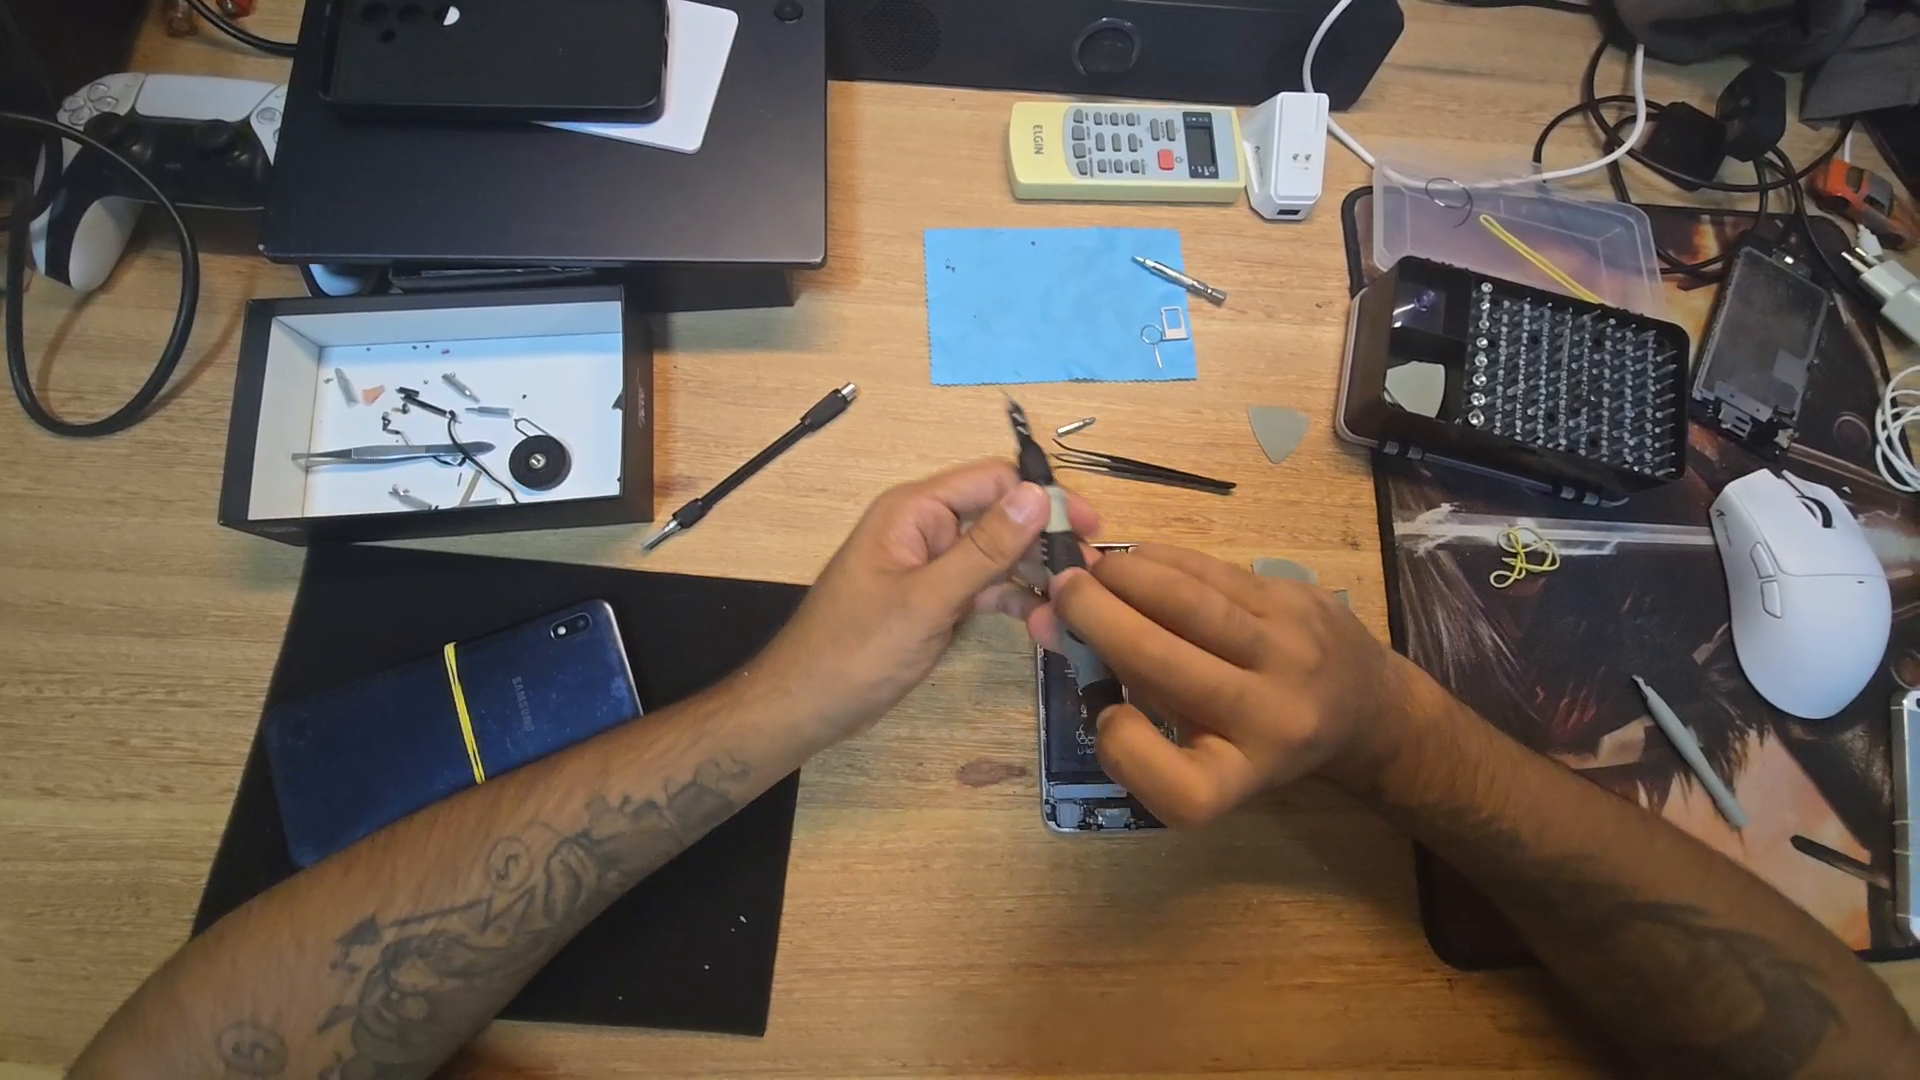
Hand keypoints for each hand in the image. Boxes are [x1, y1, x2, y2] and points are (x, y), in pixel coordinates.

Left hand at [755, 459, 1098, 738]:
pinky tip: (1044, 624)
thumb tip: (1039, 494)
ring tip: (1074, 607)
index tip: (1091, 530)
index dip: (1044, 498)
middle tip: (1091, 576)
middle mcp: (927, 527)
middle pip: (1000, 516)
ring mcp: (933, 565)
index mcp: (916, 510)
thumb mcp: (927, 599)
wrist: (807, 706)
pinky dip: (1014, 601)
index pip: (993, 481)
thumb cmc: (857, 650)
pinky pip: (986, 587)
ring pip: (999, 555)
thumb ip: (985, 548)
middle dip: (1046, 542)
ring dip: (1036, 576)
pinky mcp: (938, 598)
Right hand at [1031, 544, 1413, 826]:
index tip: (1106, 714)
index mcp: (1243, 775)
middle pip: (1165, 663)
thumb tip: (1047, 621)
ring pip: (1188, 602)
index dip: (1125, 750)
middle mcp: (1272, 718)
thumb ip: (1125, 691)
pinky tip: (1132, 561)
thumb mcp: (1201, 739)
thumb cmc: (1258, 735)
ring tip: (1088, 568)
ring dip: (1123, 576)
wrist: (1365, 705)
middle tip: (1058, 589)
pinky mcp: (1297, 599)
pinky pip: (1211, 570)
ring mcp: (1290, 650)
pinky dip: (1158, 560)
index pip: (1183, 790)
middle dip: (1096, 618)